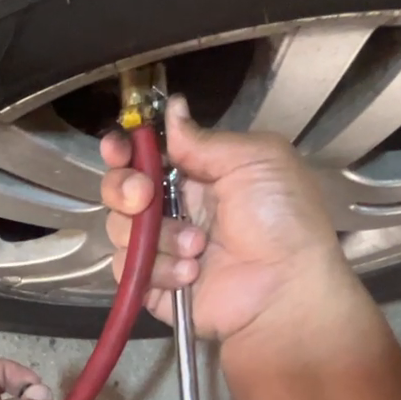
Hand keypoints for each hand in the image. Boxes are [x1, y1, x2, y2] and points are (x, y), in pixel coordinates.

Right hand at [101, 96, 350, 343]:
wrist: (282, 290)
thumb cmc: (281, 220)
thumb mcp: (256, 160)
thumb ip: (205, 139)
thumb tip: (173, 109)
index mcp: (195, 174)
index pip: (144, 155)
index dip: (124, 150)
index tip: (118, 150)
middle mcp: (171, 209)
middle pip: (120, 190)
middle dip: (124, 189)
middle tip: (144, 196)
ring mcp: (158, 248)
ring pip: (120, 229)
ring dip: (158, 236)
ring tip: (197, 247)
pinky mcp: (149, 284)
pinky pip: (128, 270)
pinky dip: (160, 269)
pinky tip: (192, 274)